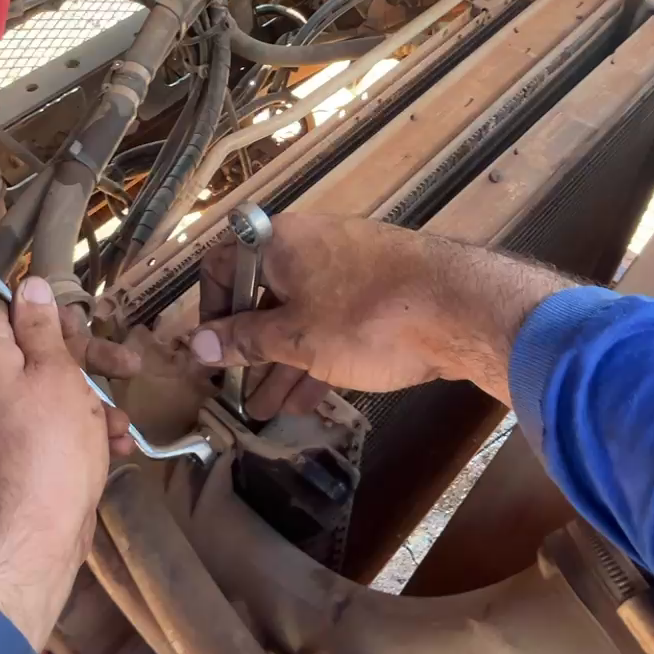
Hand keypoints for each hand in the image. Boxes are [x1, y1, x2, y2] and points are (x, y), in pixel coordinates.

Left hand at [0, 277, 137, 647]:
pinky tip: (113, 447)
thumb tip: (28, 285)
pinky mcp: (7, 456)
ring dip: (89, 400)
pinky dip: (75, 431)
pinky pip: (40, 426)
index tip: (79, 322)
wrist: (30, 537)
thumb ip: (40, 327)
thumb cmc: (49, 443)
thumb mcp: (56, 373)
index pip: (0, 308)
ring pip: (43, 391)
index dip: (42, 310)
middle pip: (30, 350)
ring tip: (122, 421)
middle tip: (124, 362)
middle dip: (84, 358)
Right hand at [188, 214, 570, 415]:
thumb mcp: (294, 337)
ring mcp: (346, 266)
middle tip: (237, 393)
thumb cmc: (363, 318)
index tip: (210, 354)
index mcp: (279, 242)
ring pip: (298, 315)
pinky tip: (304, 401)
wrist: (460, 307)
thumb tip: (193, 345)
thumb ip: (242, 340)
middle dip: (248, 350)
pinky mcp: (376, 290)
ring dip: (279, 362)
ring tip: (265, 411)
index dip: (209, 312)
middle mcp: (309, 245)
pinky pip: (330, 321)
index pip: (221, 266)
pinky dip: (314, 355)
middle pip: (262, 296)